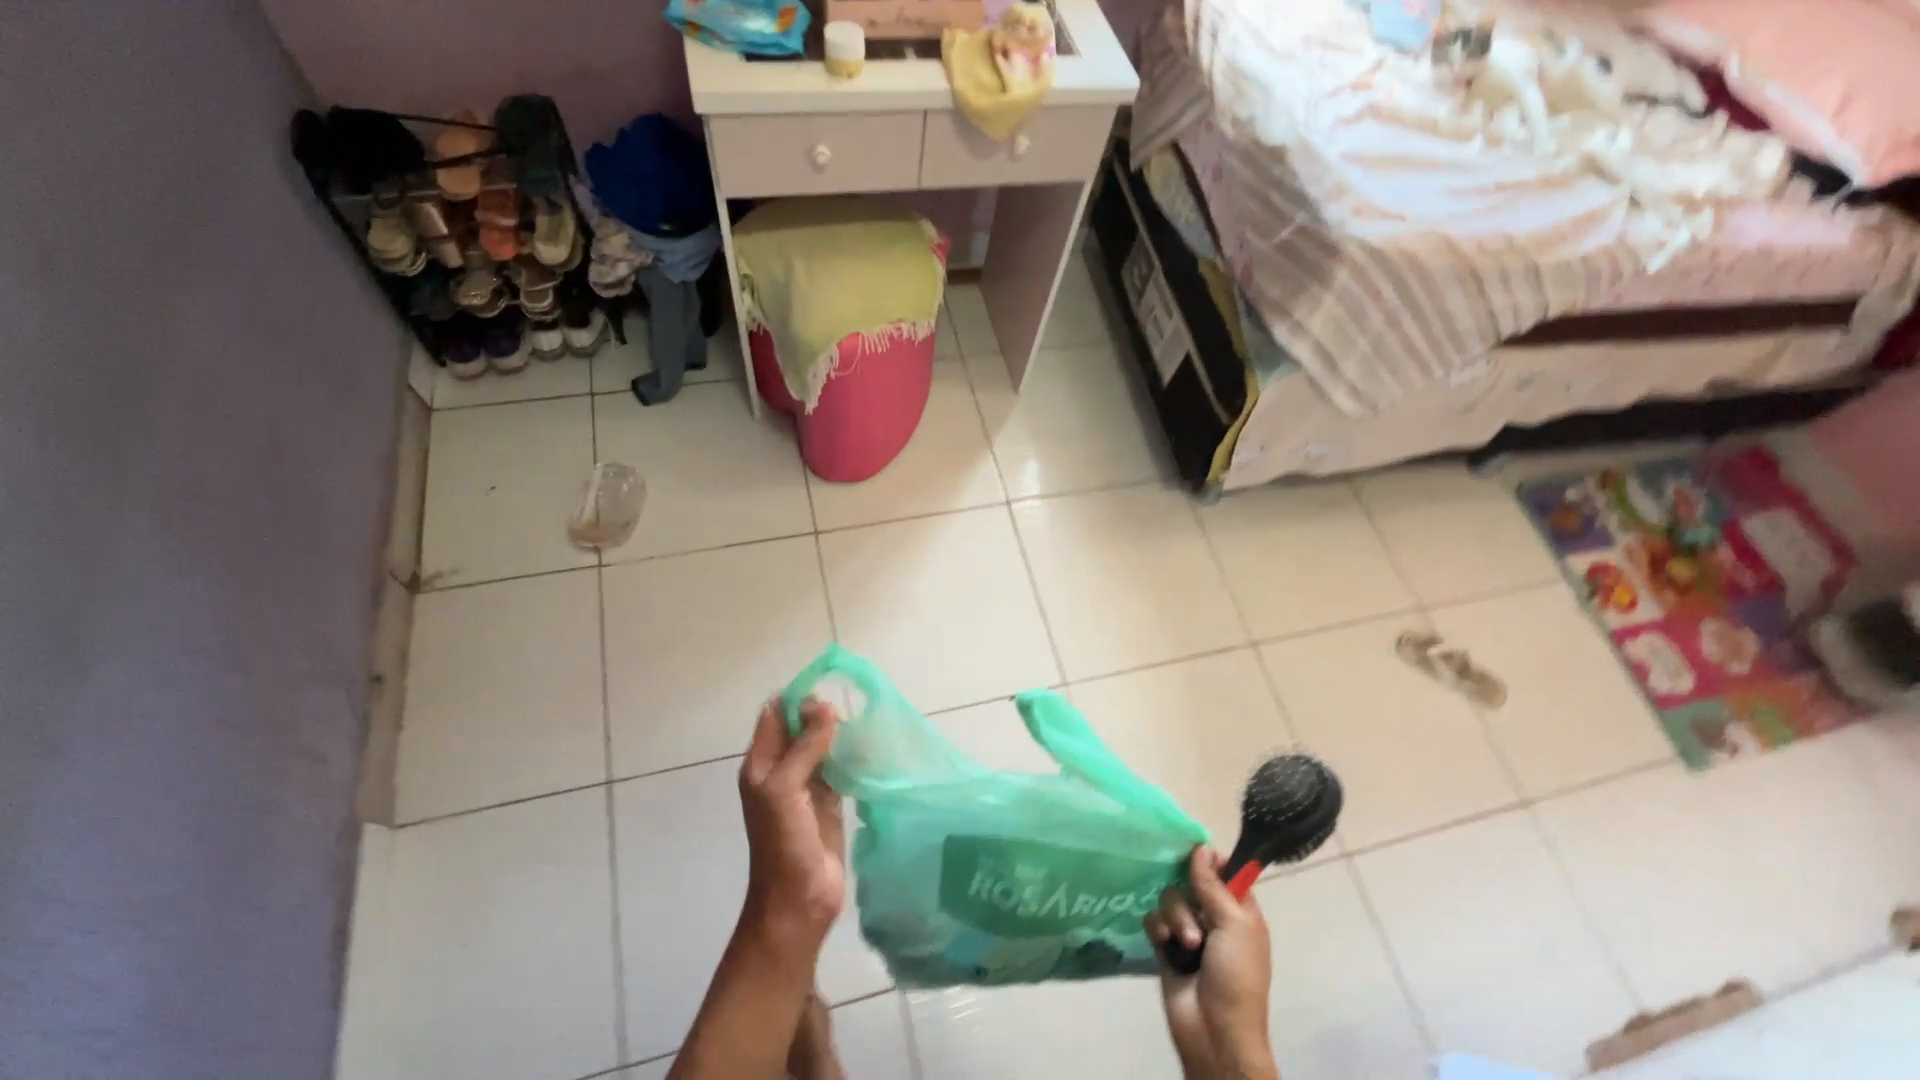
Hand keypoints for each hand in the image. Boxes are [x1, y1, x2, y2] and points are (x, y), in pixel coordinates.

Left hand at [738, 696, 846, 954]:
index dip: (797, 699)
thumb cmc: (783, 844)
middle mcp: (782, 771)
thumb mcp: (786, 790)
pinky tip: (870, 749)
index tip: (827, 689)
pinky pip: (840, 770)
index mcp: (761, 765)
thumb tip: (825, 707)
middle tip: (850, 710)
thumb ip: (805, 748)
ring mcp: (806, 788)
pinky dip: (852, 757)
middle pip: (801, 728)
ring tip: (864, 723)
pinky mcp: (830, 804)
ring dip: (839, 734)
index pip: (775, 715)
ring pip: (822, 747)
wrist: (798, 902)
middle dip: (822, 714)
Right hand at [1145, 846, 1275, 1079]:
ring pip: (1170, 899)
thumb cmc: (1236, 976)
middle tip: (1196, 911)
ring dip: (1177, 918)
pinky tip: (1164, 943)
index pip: (1225, 871)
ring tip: (1186, 944)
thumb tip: (1201, 846)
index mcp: (1240, 911)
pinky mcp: (1165, 946)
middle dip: (1188, 895)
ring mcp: (1188, 932)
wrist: (1213, 1030)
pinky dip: (1158, 928)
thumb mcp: (1234, 925)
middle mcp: (1214, 917)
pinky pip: (1154, 919)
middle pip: (1191, 881)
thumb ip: (1213, 885)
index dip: (1209, 861)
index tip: (1194, 854)